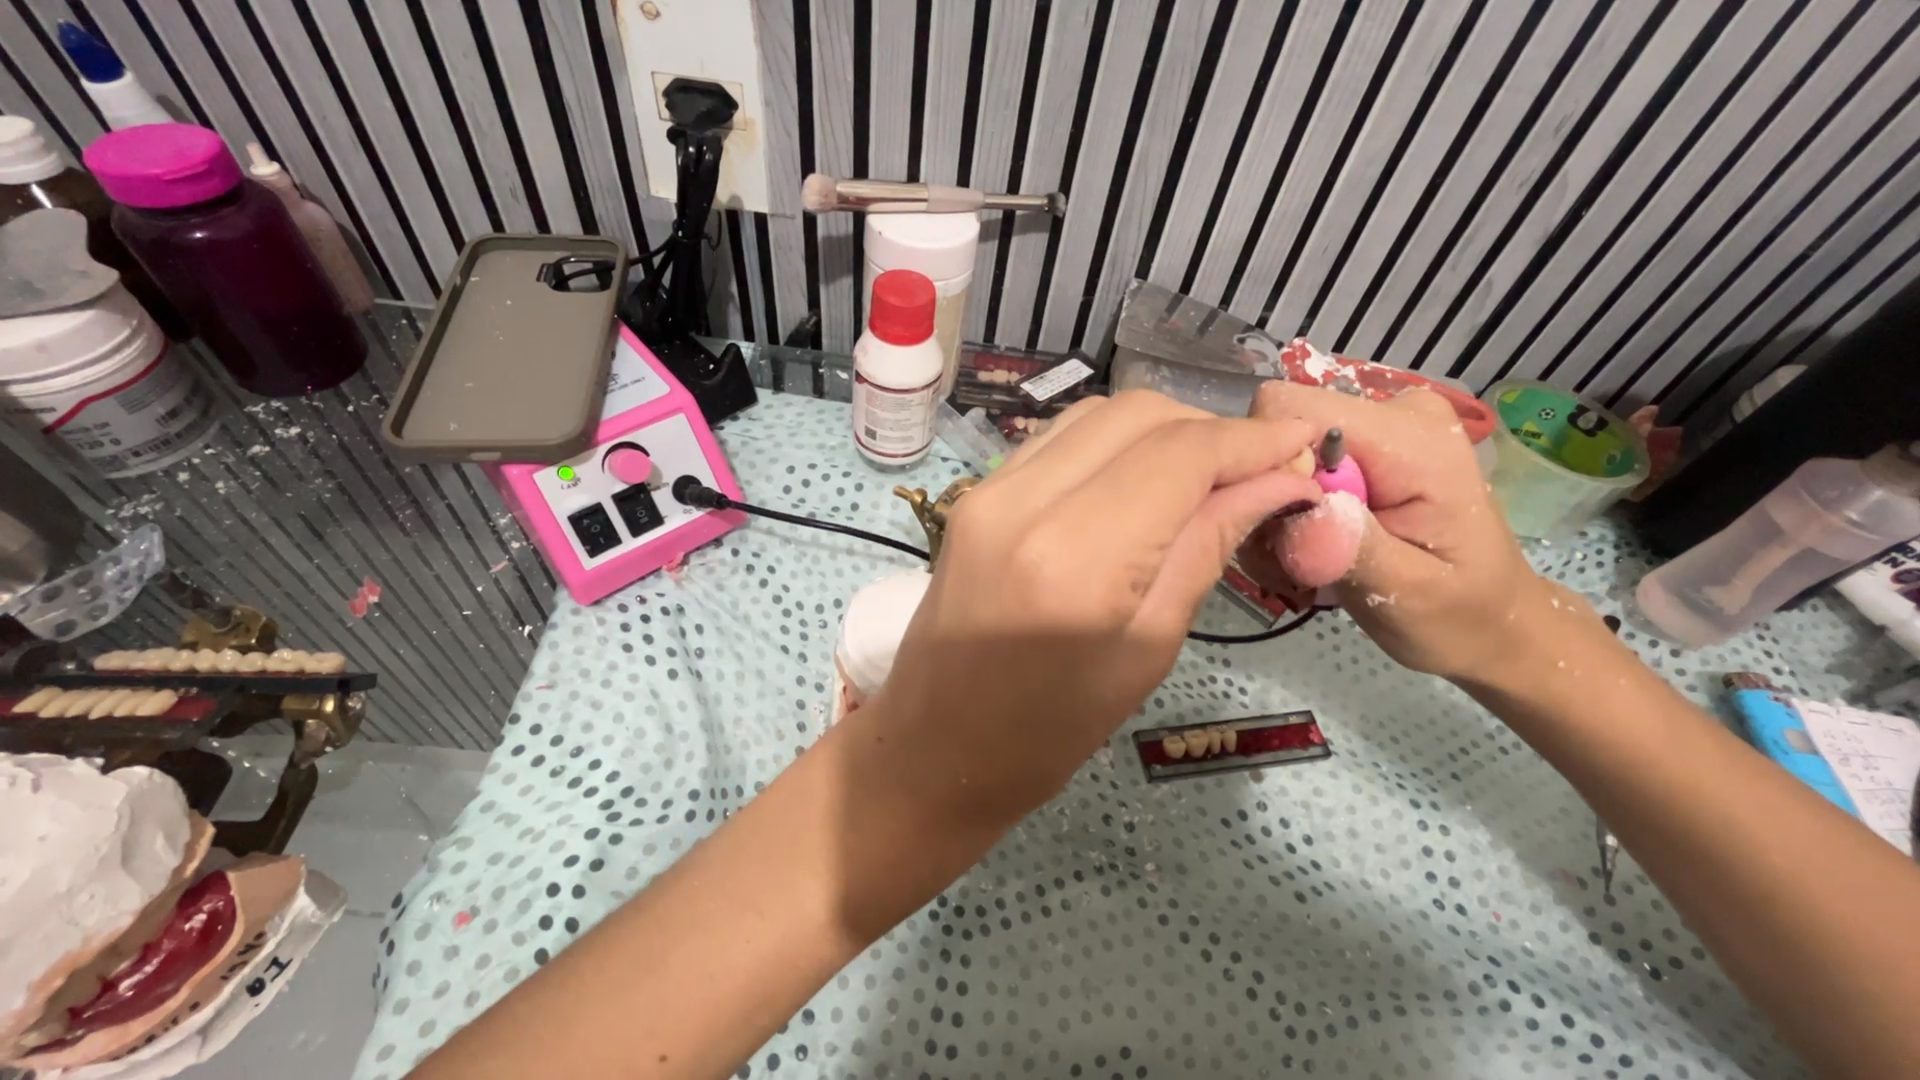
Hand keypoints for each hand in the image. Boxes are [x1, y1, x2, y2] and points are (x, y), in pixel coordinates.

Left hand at [852, 390, 1322, 826]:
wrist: (936, 745)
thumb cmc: (1050, 731)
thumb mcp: (1148, 650)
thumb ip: (1208, 548)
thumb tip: (1278, 484)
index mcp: (1075, 556)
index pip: (1181, 455)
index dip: (1253, 441)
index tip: (1307, 445)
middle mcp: (1025, 501)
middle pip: (1140, 415)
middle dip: (1213, 430)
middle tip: (1262, 470)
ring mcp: (990, 489)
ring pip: (1099, 415)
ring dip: (1165, 430)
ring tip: (1210, 475)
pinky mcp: (976, 494)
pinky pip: (1060, 439)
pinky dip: (1115, 443)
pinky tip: (1145, 479)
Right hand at [1235, 382, 1559, 679]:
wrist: (1495, 623)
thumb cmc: (1460, 614)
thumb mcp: (1407, 593)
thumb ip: (1350, 544)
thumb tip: (1287, 501)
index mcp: (1411, 438)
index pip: (1288, 409)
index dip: (1268, 467)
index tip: (1283, 528)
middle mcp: (1392, 413)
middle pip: (1276, 429)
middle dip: (1268, 497)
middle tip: (1293, 560)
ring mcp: (1377, 427)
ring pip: (1277, 451)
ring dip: (1275, 515)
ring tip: (1307, 562)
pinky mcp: (1363, 446)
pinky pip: (1294, 464)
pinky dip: (1289, 513)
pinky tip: (1314, 549)